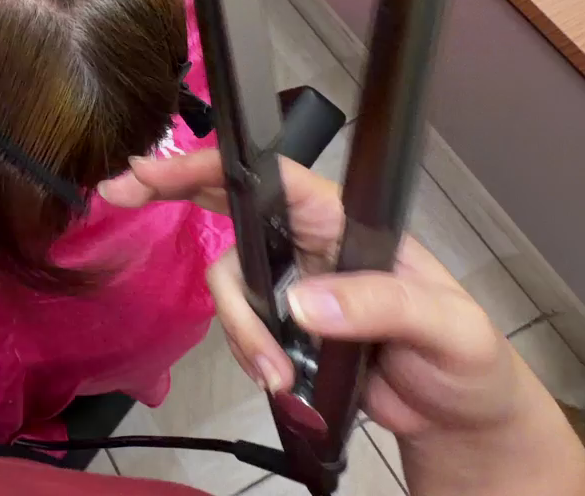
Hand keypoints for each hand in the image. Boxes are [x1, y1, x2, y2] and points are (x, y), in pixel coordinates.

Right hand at [101, 151, 584, 495]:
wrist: (457, 421)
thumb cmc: (465, 356)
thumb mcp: (445, 326)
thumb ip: (376, 305)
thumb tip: (300, 304)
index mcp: (337, 218)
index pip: (266, 175)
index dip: (207, 164)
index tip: (153, 168)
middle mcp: (300, 239)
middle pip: (220, 203)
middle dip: (166, 192)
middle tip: (119, 193)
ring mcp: (282, 281)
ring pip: (226, 282)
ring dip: (240, 327)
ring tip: (277, 373)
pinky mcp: (273, 324)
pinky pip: (236, 325)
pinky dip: (246, 351)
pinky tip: (278, 378)